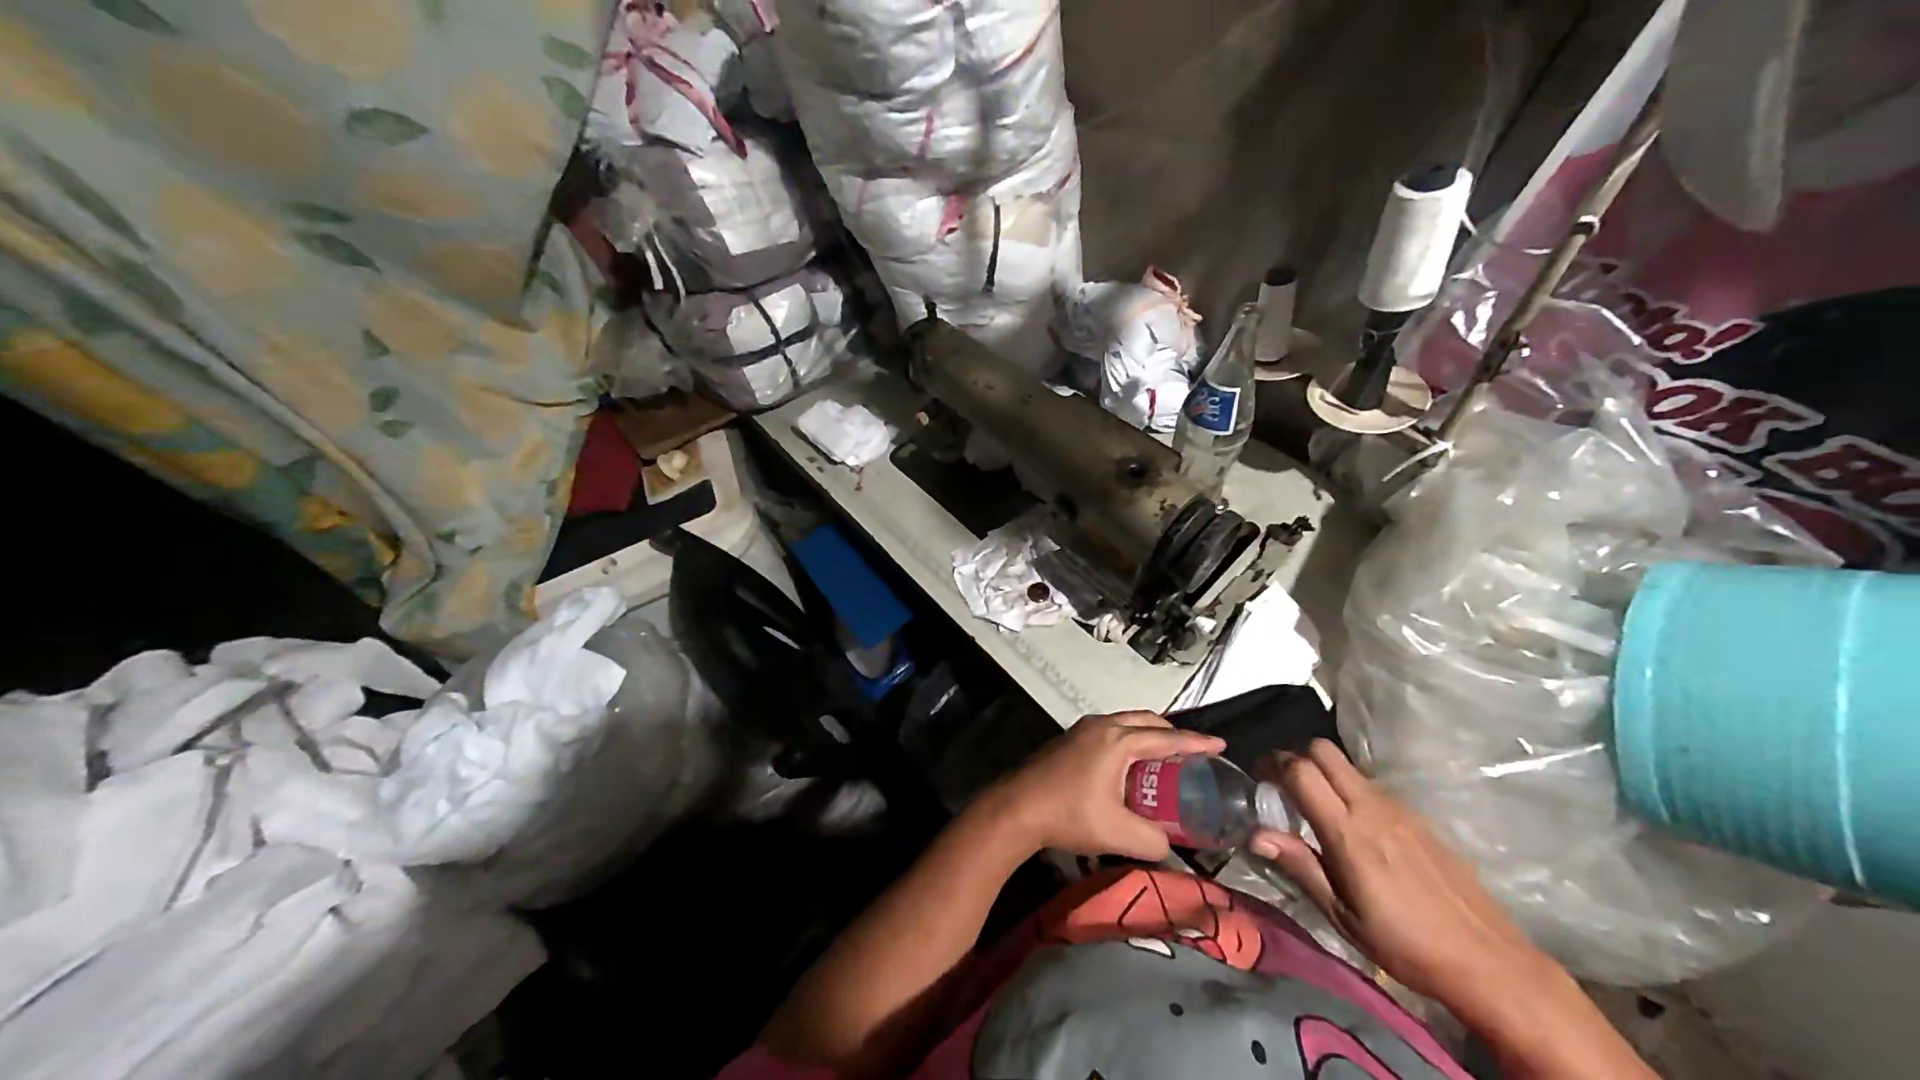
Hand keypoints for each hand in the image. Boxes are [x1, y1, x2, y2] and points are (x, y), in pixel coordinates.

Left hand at [982, 712, 1224, 861]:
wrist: (1016, 809)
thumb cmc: (1069, 816)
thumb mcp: (1118, 835)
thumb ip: (1154, 841)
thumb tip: (1170, 846)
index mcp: (1117, 740)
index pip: (1166, 737)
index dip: (1196, 743)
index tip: (1220, 745)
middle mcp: (1101, 726)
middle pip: (1145, 721)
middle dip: (1171, 733)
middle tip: (1192, 753)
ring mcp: (1081, 730)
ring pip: (1125, 723)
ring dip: (1147, 736)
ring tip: (1165, 760)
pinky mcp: (1068, 741)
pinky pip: (1109, 731)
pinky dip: (1128, 741)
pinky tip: (1129, 767)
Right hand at [1249, 740, 1552, 1010]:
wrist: (1489, 961)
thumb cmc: (1405, 945)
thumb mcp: (1342, 916)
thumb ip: (1300, 865)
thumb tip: (1256, 834)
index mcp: (1349, 832)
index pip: (1301, 770)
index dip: (1272, 764)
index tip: (1257, 777)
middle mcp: (1373, 808)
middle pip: (1324, 750)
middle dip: (1295, 756)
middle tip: (1281, 784)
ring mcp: (1400, 809)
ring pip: (1348, 766)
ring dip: (1323, 773)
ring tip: (1313, 808)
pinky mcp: (1419, 818)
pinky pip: (1372, 787)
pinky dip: (1349, 790)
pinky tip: (1353, 828)